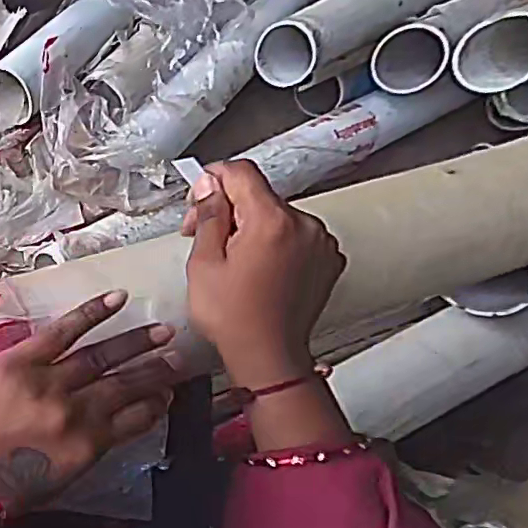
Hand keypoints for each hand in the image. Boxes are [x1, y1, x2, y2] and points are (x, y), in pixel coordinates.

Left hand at [0, 290, 179, 516]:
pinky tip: (116, 300)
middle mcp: (76, 412)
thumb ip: (79, 454)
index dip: (154, 406)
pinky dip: (91, 313)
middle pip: (126, 385)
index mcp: (86, 448)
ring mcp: (48, 383)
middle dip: (156, 372)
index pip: (134, 421)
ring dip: (135, 343)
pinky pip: (62, 331)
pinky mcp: (18, 361)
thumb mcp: (49, 484)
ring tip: (161, 332)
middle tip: (180, 359)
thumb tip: (98, 432)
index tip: (168, 395)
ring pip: (102, 357)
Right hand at [182, 161, 345, 388]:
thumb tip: (211, 186)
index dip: (214, 177)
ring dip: (250, 227)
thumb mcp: (203, 263)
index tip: (200, 192)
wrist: (268, 355)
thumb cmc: (233, 317)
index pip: (242, 173)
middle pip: (259, 196)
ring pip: (276, 216)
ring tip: (229, 259)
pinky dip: (273, 243)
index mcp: (271, 221)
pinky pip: (294, 236)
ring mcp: (320, 243)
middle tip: (200, 234)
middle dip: (227, 209)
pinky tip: (253, 268)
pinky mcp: (327, 260)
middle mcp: (304, 225)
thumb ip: (208, 216)